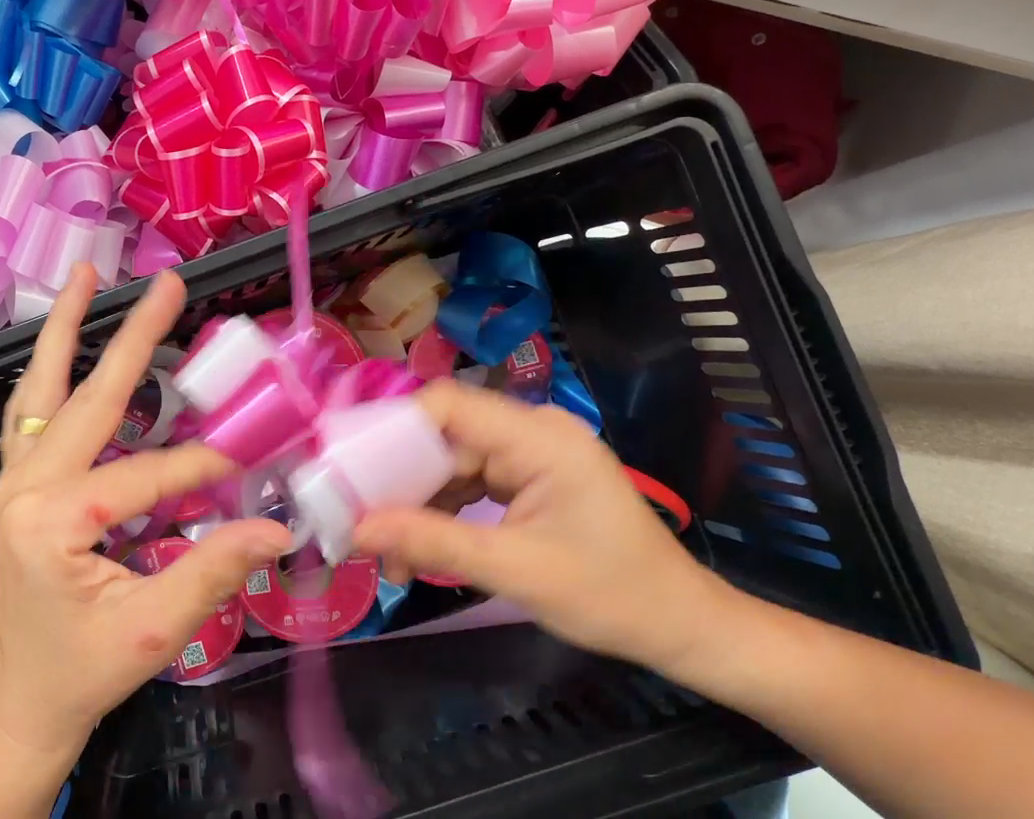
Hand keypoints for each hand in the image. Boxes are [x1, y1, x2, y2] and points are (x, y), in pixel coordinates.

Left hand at [0, 264, 291, 758]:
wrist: (26, 701)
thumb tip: (278, 529)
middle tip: (165, 283)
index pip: (146, 474)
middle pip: (85, 397)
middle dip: (131, 336)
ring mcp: (11, 481)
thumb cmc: (84, 672)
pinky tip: (62, 348)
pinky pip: (29, 414)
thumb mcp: (153, 630)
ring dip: (64, 331)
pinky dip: (49, 372)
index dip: (205, 467)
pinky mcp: (14, 485)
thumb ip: (212, 569)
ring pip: (39, 389)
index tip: (255, 463)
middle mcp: (23, 486)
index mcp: (52, 519)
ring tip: (82, 277)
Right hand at [352, 381, 727, 671]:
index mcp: (539, 438)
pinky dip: (440, 512)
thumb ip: (431, 542)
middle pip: (441, 436)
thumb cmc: (611, 595)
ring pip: (448, 461)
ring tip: (389, 555)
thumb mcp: (514, 570)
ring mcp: (531, 453)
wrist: (683, 627)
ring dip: (416, 504)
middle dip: (398, 481)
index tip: (350, 471)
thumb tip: (355, 529)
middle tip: (360, 524)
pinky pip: (468, 480)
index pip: (445, 406)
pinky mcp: (528, 476)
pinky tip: (420, 549)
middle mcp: (532, 431)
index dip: (391, 431)